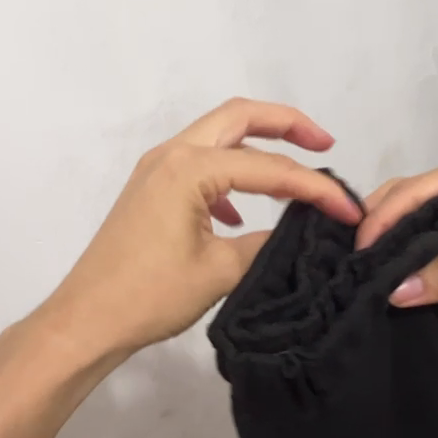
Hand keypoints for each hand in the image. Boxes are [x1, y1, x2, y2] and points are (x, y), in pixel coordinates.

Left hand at [41, 99, 360, 355]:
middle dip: (286, 124)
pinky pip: (200, 165)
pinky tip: (243, 212)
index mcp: (189, 168)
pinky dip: (230, 175)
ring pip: (218, 137)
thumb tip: (300, 231)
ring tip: (295, 168)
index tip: (348, 210)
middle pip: (239, 117)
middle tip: (326, 143)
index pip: (268, 167)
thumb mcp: (220, 271)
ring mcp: (156, 170)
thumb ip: (266, 243)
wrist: (88, 321)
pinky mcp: (151, 191)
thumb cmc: (150, 296)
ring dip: (258, 144)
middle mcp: (171, 155)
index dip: (315, 187)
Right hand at [355, 152, 437, 309]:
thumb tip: (394, 294)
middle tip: (352, 264)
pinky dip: (424, 260)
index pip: (415, 189)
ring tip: (369, 274)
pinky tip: (404, 279)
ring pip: (427, 224)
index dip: (380, 219)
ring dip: (401, 246)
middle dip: (382, 227)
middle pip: (414, 200)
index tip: (354, 254)